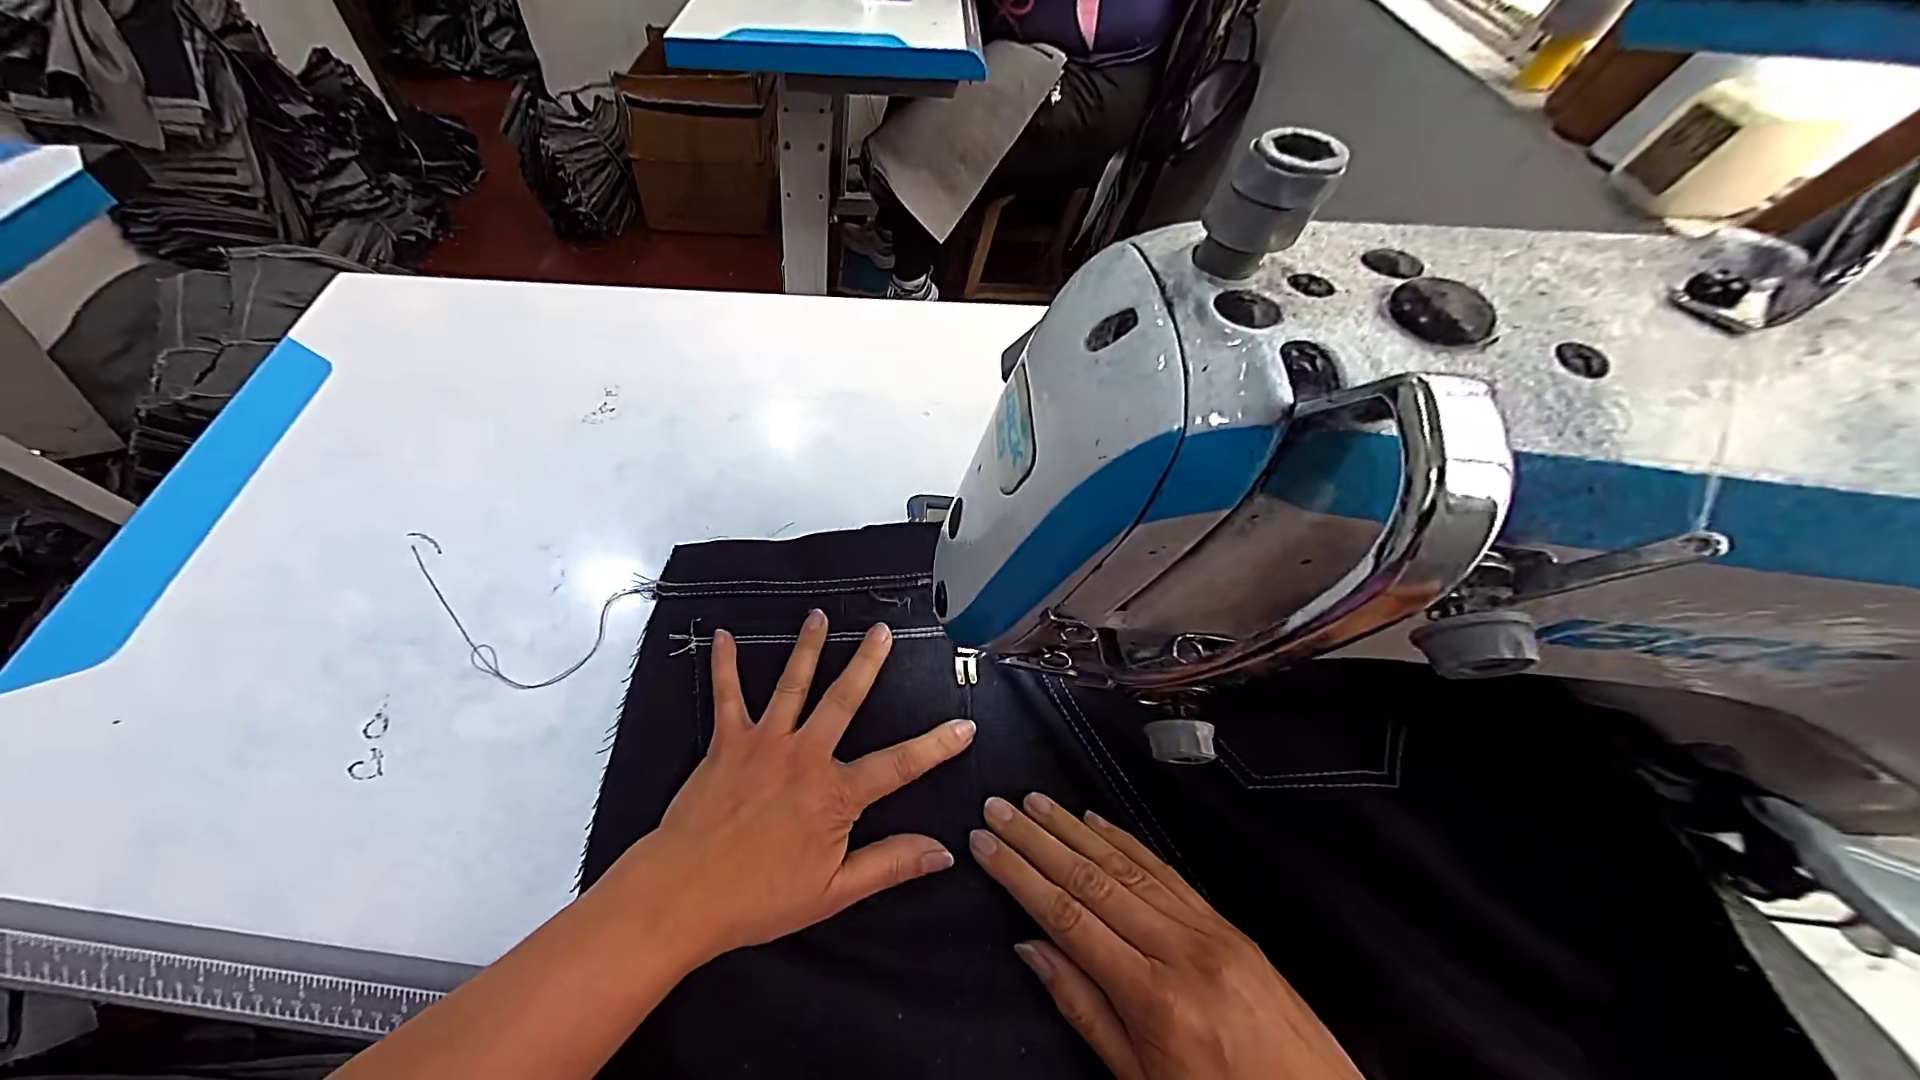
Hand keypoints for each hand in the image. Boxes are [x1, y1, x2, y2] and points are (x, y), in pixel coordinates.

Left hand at [597, 610, 975, 966]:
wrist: (681, 896)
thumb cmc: (757, 897)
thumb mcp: (834, 892)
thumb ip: (890, 864)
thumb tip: (941, 853)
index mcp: (835, 793)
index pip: (900, 765)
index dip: (937, 746)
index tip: (964, 727)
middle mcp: (804, 756)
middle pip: (845, 700)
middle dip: (868, 663)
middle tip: (882, 632)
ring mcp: (764, 743)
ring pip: (793, 684)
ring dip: (808, 647)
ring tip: (820, 617)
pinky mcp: (727, 743)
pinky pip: (727, 696)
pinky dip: (724, 665)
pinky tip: (724, 637)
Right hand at [971, 794, 1360, 1079]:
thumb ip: (1082, 1007)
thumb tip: (1031, 948)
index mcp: (1154, 996)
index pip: (1067, 916)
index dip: (1019, 875)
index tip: (987, 845)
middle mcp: (1179, 949)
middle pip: (1090, 878)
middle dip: (1036, 839)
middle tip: (999, 808)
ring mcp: (1206, 929)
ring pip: (1124, 864)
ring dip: (1072, 828)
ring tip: (1036, 803)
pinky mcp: (1224, 922)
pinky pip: (1165, 870)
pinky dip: (1125, 840)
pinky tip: (1096, 820)